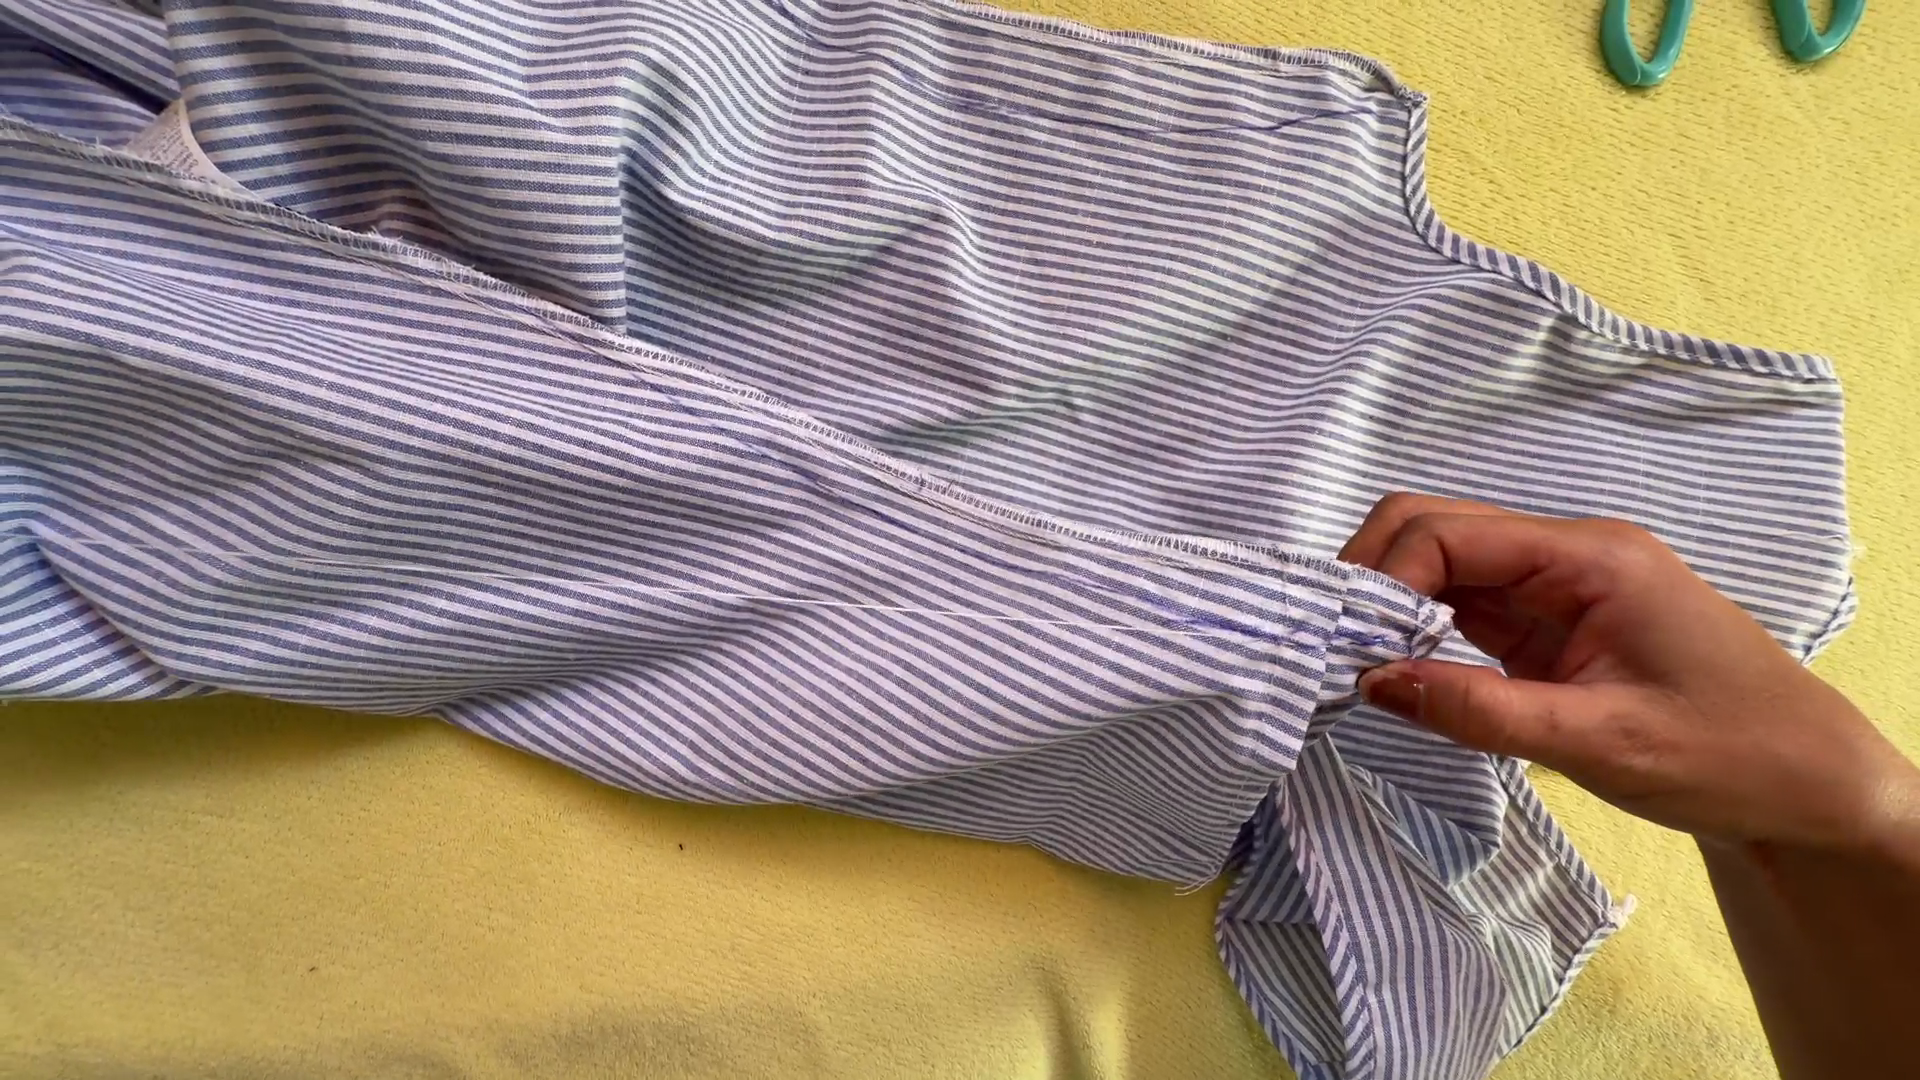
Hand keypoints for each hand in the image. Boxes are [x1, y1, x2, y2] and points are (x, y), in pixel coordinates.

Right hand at [1342, 493, 1919, 855]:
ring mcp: (1544, 581)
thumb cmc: (1732, 757)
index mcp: (1588, 556)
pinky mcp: (1533, 615)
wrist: (1814, 791)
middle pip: (1428, 524)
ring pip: (1431, 557)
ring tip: (1357, 651)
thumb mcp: (1603, 742)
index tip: (1356, 645)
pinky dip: (1408, 622)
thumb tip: (1369, 682)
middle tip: (1339, 637)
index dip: (1386, 579)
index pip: (1447, 533)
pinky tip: (1394, 658)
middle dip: (1370, 573)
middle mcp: (1559, 551)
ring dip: (1384, 597)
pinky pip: (1449, 597)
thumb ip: (1477, 710)